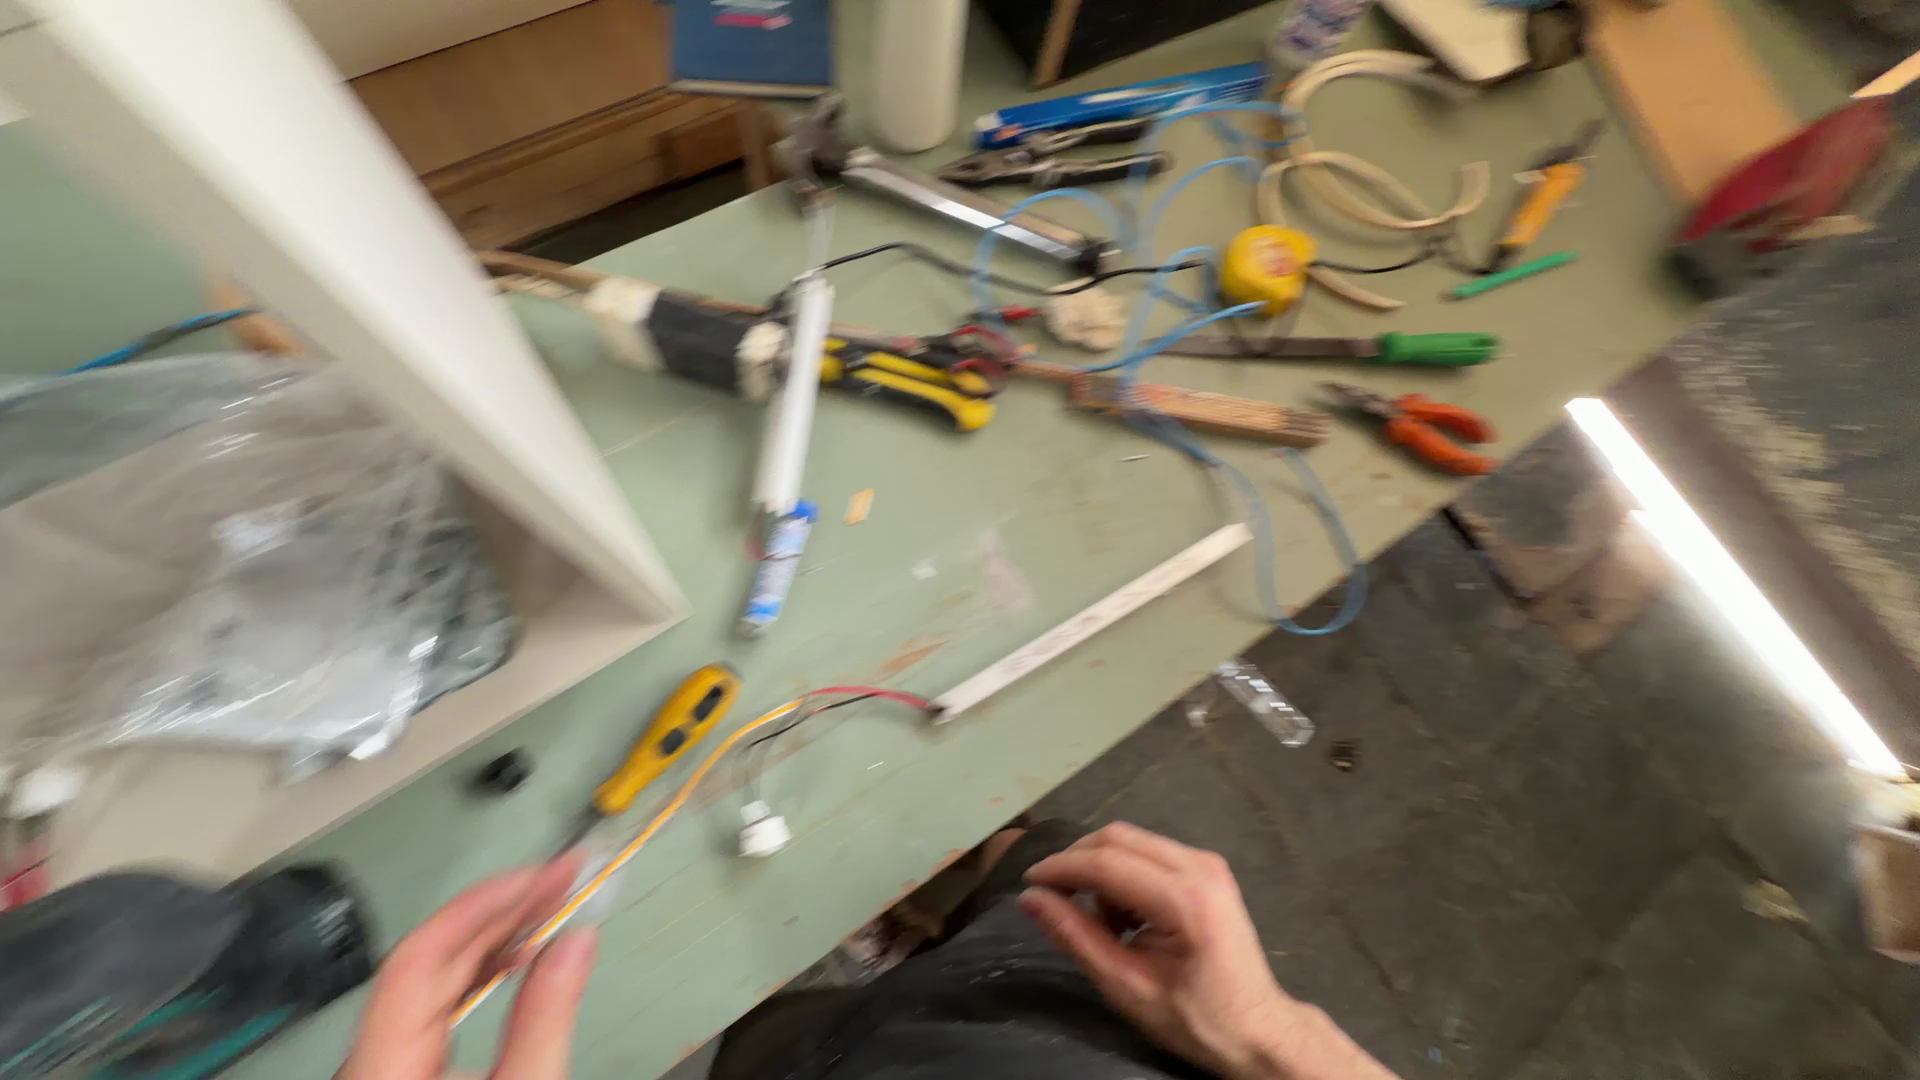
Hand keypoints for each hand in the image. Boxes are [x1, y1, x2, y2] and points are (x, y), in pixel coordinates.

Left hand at [340, 856, 597, 1079]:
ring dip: (498, 934)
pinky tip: (524, 956)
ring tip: (556, 904)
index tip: (545, 875)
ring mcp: (388, 1068)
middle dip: (503, 911)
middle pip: (430, 963)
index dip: (481, 906)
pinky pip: (441, 1005)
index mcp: (385, 1070)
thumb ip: (547, 1018)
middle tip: (568, 876)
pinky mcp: (407, 1077)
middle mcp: (375, 1060)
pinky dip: (488, 970)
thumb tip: (581, 935)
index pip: (421, 960)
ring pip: (436, 981)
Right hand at [1021, 824, 1395, 1079]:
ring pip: (1130, 840)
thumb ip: (1076, 938)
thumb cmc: (1195, 1019)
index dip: (1061, 868)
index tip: (1028, 882)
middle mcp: (1198, 865)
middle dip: (1077, 862)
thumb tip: (1030, 900)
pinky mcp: (1205, 865)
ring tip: (1098, 920)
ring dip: (1099, 869)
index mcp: (1185, 899)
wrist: (1261, 1030)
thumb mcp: (1127, 987)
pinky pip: (1146, 850)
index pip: (1107, 863)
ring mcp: (1205, 860)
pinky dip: (1121, 872)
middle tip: (1052, 897)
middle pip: (1117, 838)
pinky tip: (1124, 915)